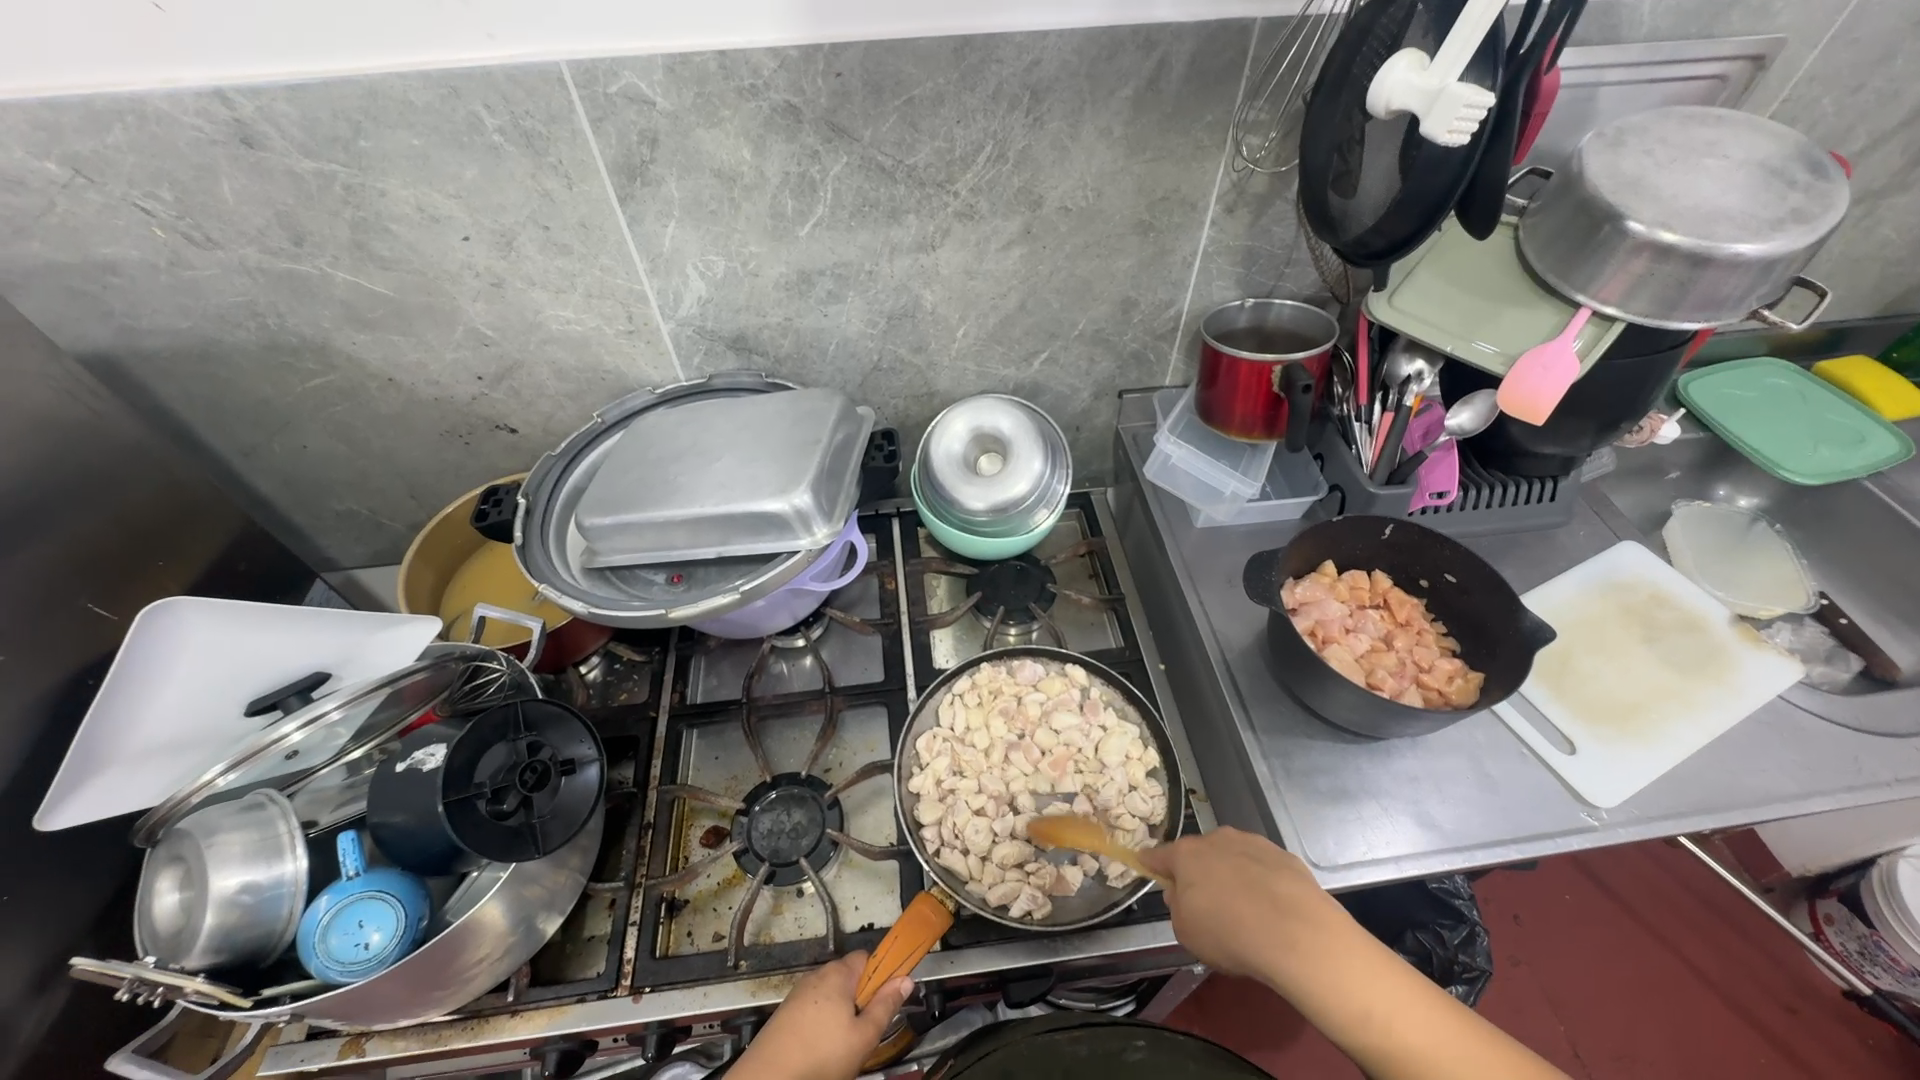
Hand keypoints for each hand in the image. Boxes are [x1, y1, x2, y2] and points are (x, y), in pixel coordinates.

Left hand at [728, 951, 913, 1079]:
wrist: (768, 1078)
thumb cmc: (822, 1055)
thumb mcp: (864, 1036)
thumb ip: (886, 1005)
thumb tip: (906, 979)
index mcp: (838, 974)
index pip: (867, 957)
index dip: (882, 973)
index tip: (889, 997)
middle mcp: (817, 975)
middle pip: (849, 976)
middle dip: (862, 998)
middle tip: (868, 1028)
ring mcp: (798, 993)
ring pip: (832, 995)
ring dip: (843, 1012)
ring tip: (846, 1043)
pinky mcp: (786, 1012)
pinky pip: (815, 1007)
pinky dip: (823, 1022)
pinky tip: (822, 1048)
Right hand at [1138, 826, 1348, 985]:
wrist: (1298, 934)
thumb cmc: (1229, 933)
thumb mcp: (1185, 931)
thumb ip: (1177, 907)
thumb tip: (1183, 893)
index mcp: (1186, 855)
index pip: (1158, 855)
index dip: (1150, 863)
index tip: (1144, 865)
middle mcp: (1217, 840)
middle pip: (1199, 854)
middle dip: (1198, 872)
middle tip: (1206, 904)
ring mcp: (1254, 844)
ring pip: (1233, 857)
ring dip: (1232, 875)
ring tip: (1245, 910)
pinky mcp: (1285, 856)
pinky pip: (1263, 868)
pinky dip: (1262, 882)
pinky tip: (1272, 909)